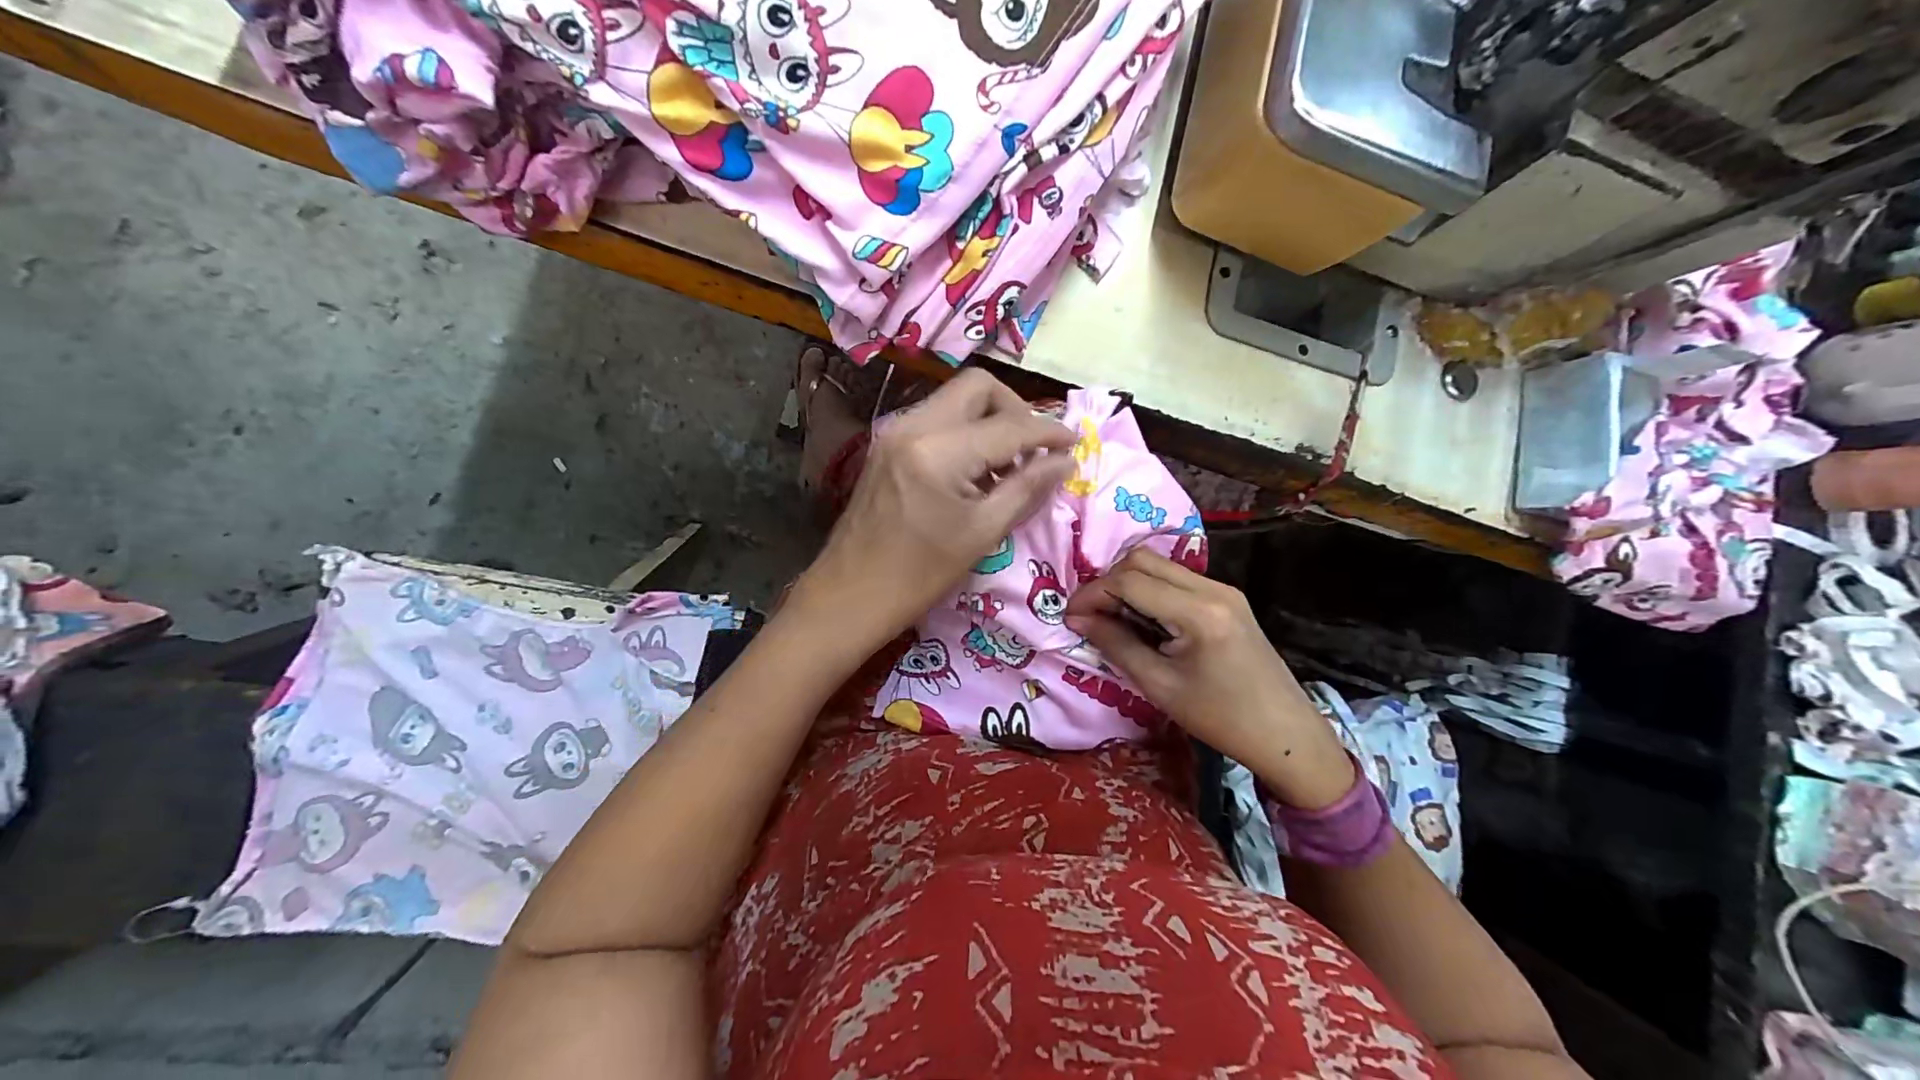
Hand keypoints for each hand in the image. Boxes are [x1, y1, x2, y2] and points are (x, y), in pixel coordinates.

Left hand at [795, 369, 1074, 652]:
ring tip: (1007, 466)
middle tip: (1034, 451)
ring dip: (990, 420)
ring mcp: (895, 431)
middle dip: (1016, 410)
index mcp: (939, 450)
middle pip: (979, 387)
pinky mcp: (886, 444)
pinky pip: (936, 418)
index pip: (1009, 424)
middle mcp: (913, 425)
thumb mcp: (983, 533)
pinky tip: (975, 471)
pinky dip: (965, 432)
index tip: (1074, 444)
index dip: (1048, 432)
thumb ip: (1028, 488)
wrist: (850, 593)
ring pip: (956, 399)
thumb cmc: (920, 575)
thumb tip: (1065, 461)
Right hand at [1064, 549, 1356, 808]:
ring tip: (1112, 620)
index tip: (1070, 618)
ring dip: (1128, 584)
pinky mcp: (1227, 598)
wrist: (1286, 734)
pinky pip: (1176, 580)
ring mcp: (1223, 590)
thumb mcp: (1159, 686)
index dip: (1092, 594)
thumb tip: (1078, 619)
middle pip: (1143, 560)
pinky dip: (1150, 591)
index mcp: (1198, 612)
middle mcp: (1213, 588)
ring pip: (1159, 565)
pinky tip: (1142, 621)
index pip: (1129, 581)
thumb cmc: (1220, 718)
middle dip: (1108, 582)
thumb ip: (1116, 645)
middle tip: (1091, 617)